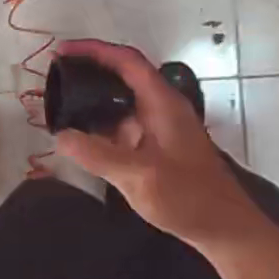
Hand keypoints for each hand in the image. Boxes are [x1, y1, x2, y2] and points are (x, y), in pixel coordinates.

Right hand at [52, 40, 262, 246]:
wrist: (223, 228)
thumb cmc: (188, 197)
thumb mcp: (139, 176)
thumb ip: (97, 155)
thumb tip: (61, 136)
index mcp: (162, 104)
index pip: (127, 61)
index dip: (95, 50)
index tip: (63, 51)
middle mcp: (161, 109)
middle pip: (122, 77)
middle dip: (89, 71)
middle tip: (55, 78)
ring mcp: (159, 129)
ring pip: (121, 103)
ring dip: (92, 100)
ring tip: (59, 104)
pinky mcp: (155, 148)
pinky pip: (122, 127)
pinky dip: (100, 125)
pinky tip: (79, 136)